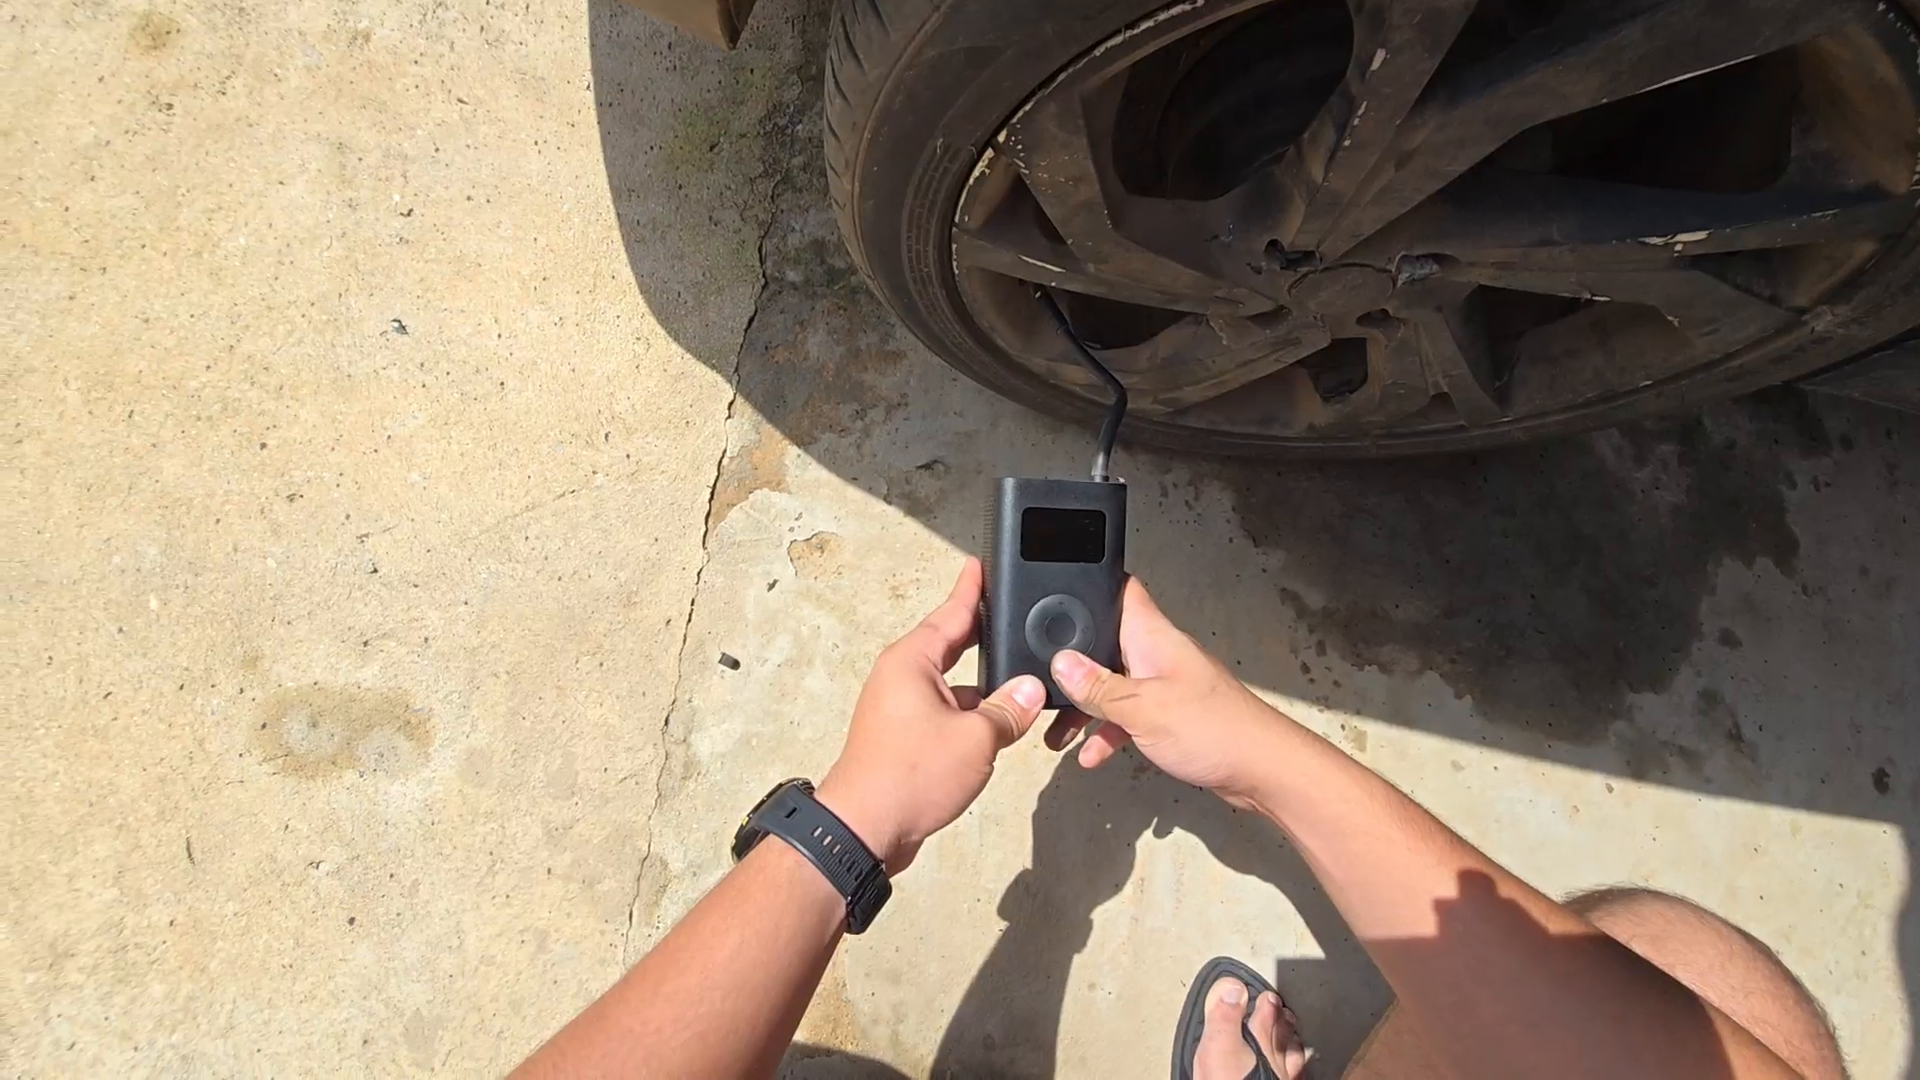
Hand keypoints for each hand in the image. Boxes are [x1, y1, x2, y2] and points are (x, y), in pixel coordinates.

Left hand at [817, 557, 1046, 872]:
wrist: (864, 830)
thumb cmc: (912, 773)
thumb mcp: (975, 738)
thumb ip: (1009, 710)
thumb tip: (1031, 690)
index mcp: (913, 661)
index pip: (950, 613)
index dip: (970, 589)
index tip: (981, 564)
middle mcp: (903, 676)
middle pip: (951, 644)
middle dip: (982, 631)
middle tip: (1011, 611)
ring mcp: (901, 707)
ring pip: (952, 683)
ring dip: (982, 682)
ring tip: (1020, 672)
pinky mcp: (904, 736)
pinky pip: (945, 711)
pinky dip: (970, 712)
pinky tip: (999, 721)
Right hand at [1046, 577, 1288, 808]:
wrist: (1263, 772)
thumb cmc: (1215, 728)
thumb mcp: (1143, 707)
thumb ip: (1098, 686)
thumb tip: (1061, 664)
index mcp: (1152, 636)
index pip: (1121, 589)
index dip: (1092, 582)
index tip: (1059, 586)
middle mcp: (1157, 653)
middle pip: (1106, 642)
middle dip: (1073, 661)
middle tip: (1043, 677)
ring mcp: (1164, 684)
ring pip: (1113, 684)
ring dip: (1086, 705)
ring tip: (1059, 732)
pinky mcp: (1171, 715)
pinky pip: (1128, 716)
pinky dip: (1109, 731)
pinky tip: (1093, 754)